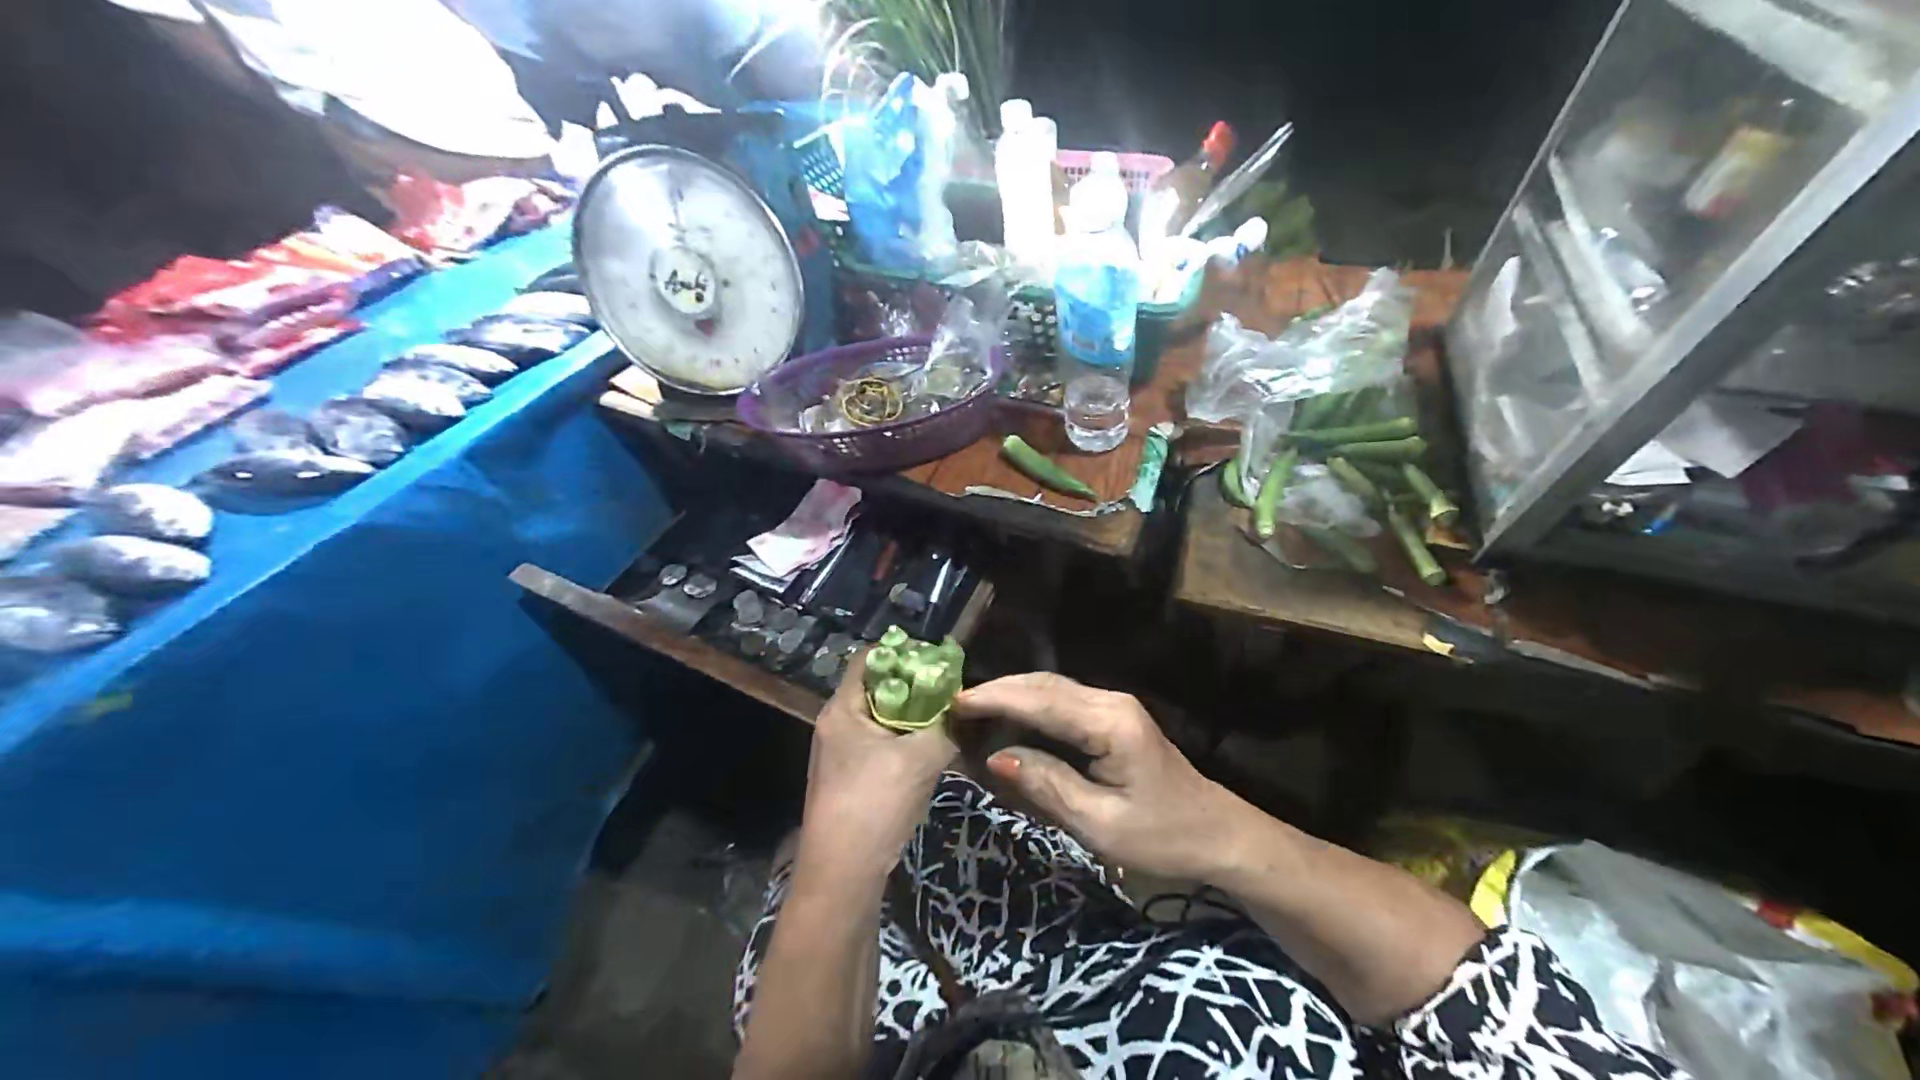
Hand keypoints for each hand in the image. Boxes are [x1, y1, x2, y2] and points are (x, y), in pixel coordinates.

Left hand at [797, 650, 956, 882]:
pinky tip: (929, 753)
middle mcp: (835, 724)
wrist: (842, 874)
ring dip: (911, 717)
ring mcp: (839, 753)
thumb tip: (965, 709)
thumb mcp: (921, 758)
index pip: (869, 658)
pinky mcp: (849, 778)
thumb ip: (946, 726)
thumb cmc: (875, 803)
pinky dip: (903, 741)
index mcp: (842, 708)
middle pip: (876, 687)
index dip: (903, 652)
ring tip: (946, 719)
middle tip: (949, 690)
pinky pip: (879, 744)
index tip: (938, 660)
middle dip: (913, 685)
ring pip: (880, 719)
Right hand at [953, 673, 1253, 881]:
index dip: (995, 699)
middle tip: (954, 704)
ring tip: (972, 706)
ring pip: (1052, 686)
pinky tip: (1009, 713)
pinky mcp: (1112, 716)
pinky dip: (1030, 702)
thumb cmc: (1162, 837)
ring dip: (1012, 692)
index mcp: (1109, 724)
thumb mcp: (1100, 824)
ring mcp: (1113, 705)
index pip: (1041, 701)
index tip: (954, 703)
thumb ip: (1048, 784)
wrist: (1218, 834)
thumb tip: (996, 756)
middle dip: (997, 690)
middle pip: (1044, 684)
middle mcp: (1110, 701)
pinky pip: (1063, 699)